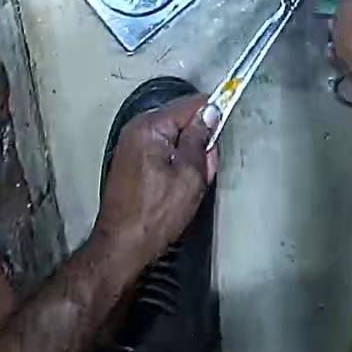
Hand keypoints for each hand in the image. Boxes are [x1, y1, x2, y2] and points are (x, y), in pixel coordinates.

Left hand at [92, 94, 219, 268]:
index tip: (228, 115)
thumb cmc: (153, 216)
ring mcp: (132, 144)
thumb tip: (209, 113)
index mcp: (150, 126)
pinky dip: (175, 164)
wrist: (122, 247)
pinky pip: (162, 151)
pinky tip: (177, 188)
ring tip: (188, 186)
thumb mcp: (190, 176)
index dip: (213, 112)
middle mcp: (137, 129)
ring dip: (189, 156)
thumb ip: (200, 139)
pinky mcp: (132, 160)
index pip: (190, 105)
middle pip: (182, 121)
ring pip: (174, 138)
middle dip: (199, 142)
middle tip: (203, 171)